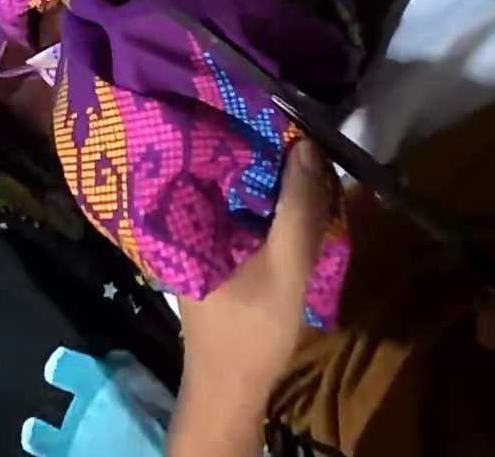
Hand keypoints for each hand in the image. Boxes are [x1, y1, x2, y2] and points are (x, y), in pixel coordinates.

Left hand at [169, 142, 335, 456]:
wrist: (233, 391)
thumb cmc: (251, 329)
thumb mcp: (286, 266)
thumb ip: (298, 208)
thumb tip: (306, 143)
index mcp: (189, 213)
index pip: (212, 152)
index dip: (242, 125)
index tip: (274, 104)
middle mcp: (188, 214)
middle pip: (226, 164)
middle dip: (259, 144)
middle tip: (293, 118)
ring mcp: (202, 230)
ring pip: (238, 184)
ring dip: (266, 170)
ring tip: (295, 141)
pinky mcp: (218, 244)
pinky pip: (244, 205)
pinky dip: (266, 195)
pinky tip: (289, 184)